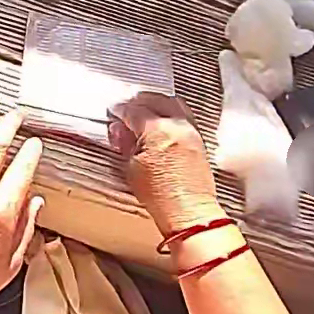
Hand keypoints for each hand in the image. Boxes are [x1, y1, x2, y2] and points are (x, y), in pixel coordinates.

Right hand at [108, 93, 222, 235]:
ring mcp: (191, 131)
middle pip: (155, 99)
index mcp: (157, 130)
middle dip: (138, 101)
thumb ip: (124, 143)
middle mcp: (177, 125)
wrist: (189, 213)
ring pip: (172, 103)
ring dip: (156, 103)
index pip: (134, 110)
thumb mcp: (131, 169)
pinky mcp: (199, 140)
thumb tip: (119, 129)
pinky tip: (161, 121)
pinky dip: (169, 112)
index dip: (120, 109)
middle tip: (126, 108)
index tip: (114, 111)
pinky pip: (183, 115)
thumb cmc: (162, 197)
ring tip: (144, 111)